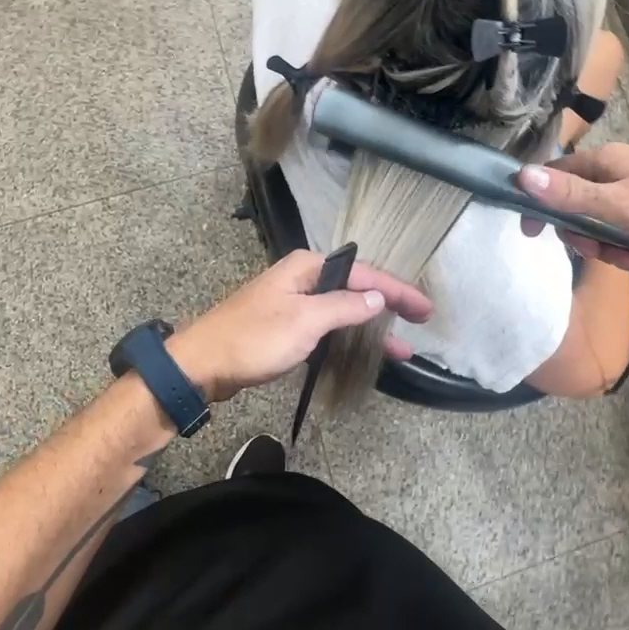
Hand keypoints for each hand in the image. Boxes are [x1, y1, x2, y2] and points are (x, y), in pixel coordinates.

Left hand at [168, 250, 432, 402]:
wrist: (203, 363)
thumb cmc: (254, 338)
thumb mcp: (305, 321)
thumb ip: (344, 307)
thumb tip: (377, 298)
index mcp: (308, 266)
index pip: (364, 274)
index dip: (398, 290)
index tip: (425, 308)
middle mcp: (302, 277)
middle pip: (356, 287)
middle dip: (389, 304)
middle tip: (422, 320)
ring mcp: (293, 301)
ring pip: (342, 308)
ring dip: (371, 325)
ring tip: (402, 347)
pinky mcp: (285, 325)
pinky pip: (327, 325)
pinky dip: (348, 335)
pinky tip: (363, 350)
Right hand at [515, 143, 628, 273]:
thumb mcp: (619, 207)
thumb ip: (569, 195)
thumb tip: (520, 176)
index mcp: (605, 161)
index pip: (554, 176)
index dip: (539, 204)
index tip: (534, 235)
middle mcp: (619, 171)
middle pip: (578, 205)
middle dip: (586, 236)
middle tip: (601, 254)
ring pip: (605, 223)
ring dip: (613, 249)